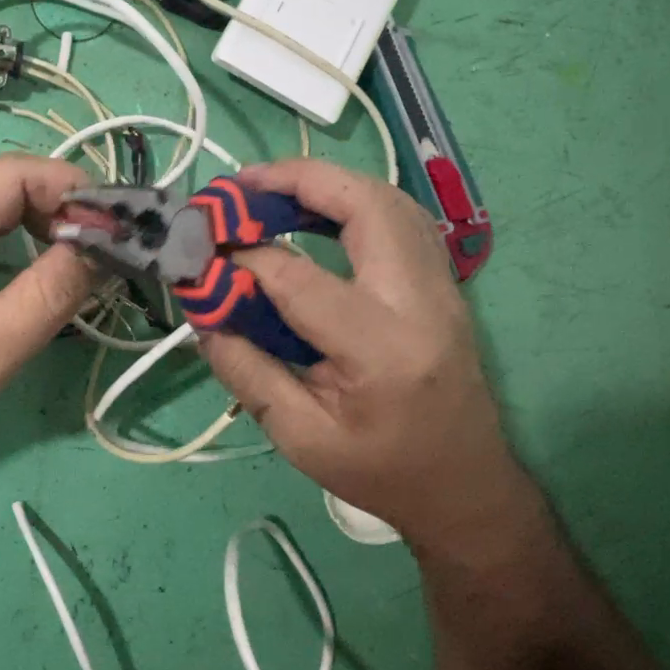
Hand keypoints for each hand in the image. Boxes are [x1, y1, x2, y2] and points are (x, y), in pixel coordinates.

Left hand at [0, 154, 98, 453]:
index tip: (112, 232)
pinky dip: (20, 230)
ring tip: (78, 260)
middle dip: (64, 206)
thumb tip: (101, 247)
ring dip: (45, 218)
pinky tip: (40, 263)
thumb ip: (49, 295)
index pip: (15, 173)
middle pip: (9, 179)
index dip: (72, 191)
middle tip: (103, 252)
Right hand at [199, 159, 537, 550]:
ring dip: (327, 183)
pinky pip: (400, 217)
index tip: (203, 249)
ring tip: (270, 190)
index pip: (299, 278)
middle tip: (240, 184)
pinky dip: (352, 199)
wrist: (466, 490)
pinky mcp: (443, 284)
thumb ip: (244, 369)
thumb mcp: (297, 437)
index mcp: (381, 350)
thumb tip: (202, 309)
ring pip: (390, 200)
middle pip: (367, 206)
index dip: (243, 256)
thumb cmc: (380, 471)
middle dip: (298, 180)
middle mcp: (420, 303)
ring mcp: (442, 287)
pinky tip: (314, 211)